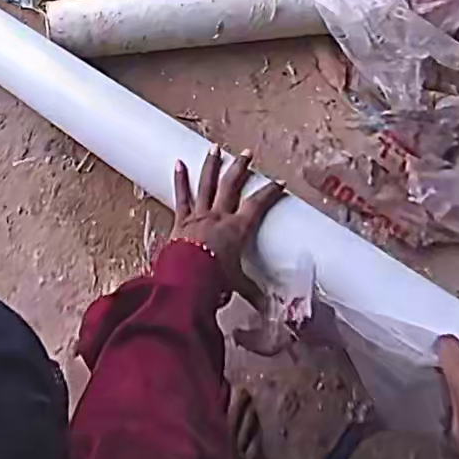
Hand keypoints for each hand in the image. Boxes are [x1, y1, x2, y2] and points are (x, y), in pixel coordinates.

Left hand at [170, 146, 285, 294]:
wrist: (186, 278)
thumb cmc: (215, 281)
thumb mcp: (237, 285)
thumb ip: (252, 293)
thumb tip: (269, 311)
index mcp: (237, 228)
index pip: (258, 205)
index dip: (270, 192)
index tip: (280, 181)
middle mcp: (219, 215)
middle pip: (231, 185)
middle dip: (241, 168)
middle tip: (247, 152)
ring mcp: (199, 214)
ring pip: (207, 184)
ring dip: (211, 165)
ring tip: (214, 147)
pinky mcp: (181, 218)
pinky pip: (181, 195)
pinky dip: (180, 179)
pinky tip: (178, 162)